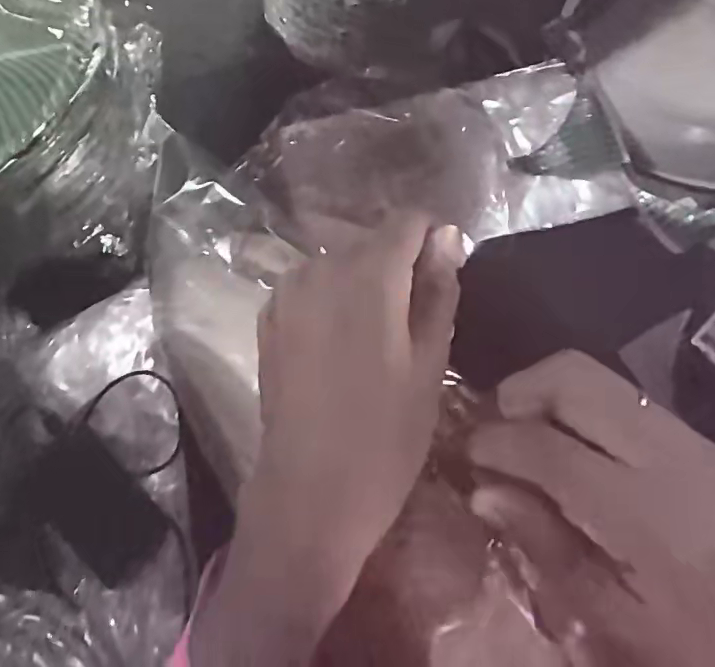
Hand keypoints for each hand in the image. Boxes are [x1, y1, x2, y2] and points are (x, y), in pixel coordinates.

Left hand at [250, 213, 464, 578]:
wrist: (308, 494)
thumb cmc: (386, 434)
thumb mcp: (431, 362)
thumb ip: (439, 287)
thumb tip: (446, 236)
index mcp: (368, 272)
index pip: (408, 220)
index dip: (433, 239)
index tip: (443, 275)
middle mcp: (322, 265)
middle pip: (373, 240)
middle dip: (400, 264)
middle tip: (414, 322)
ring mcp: (288, 288)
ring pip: (342, 262)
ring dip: (364, 282)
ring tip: (376, 338)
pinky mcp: (268, 313)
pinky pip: (313, 285)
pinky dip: (332, 298)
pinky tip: (339, 346)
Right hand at [468, 351, 714, 666]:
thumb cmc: (711, 660)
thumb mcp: (623, 627)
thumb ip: (550, 549)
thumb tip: (483, 489)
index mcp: (654, 517)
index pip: (550, 447)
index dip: (497, 441)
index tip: (465, 449)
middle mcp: (677, 457)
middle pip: (574, 378)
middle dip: (518, 390)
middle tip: (491, 428)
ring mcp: (699, 441)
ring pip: (599, 375)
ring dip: (548, 392)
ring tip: (524, 432)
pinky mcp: (709, 442)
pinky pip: (627, 399)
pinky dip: (584, 407)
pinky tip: (572, 446)